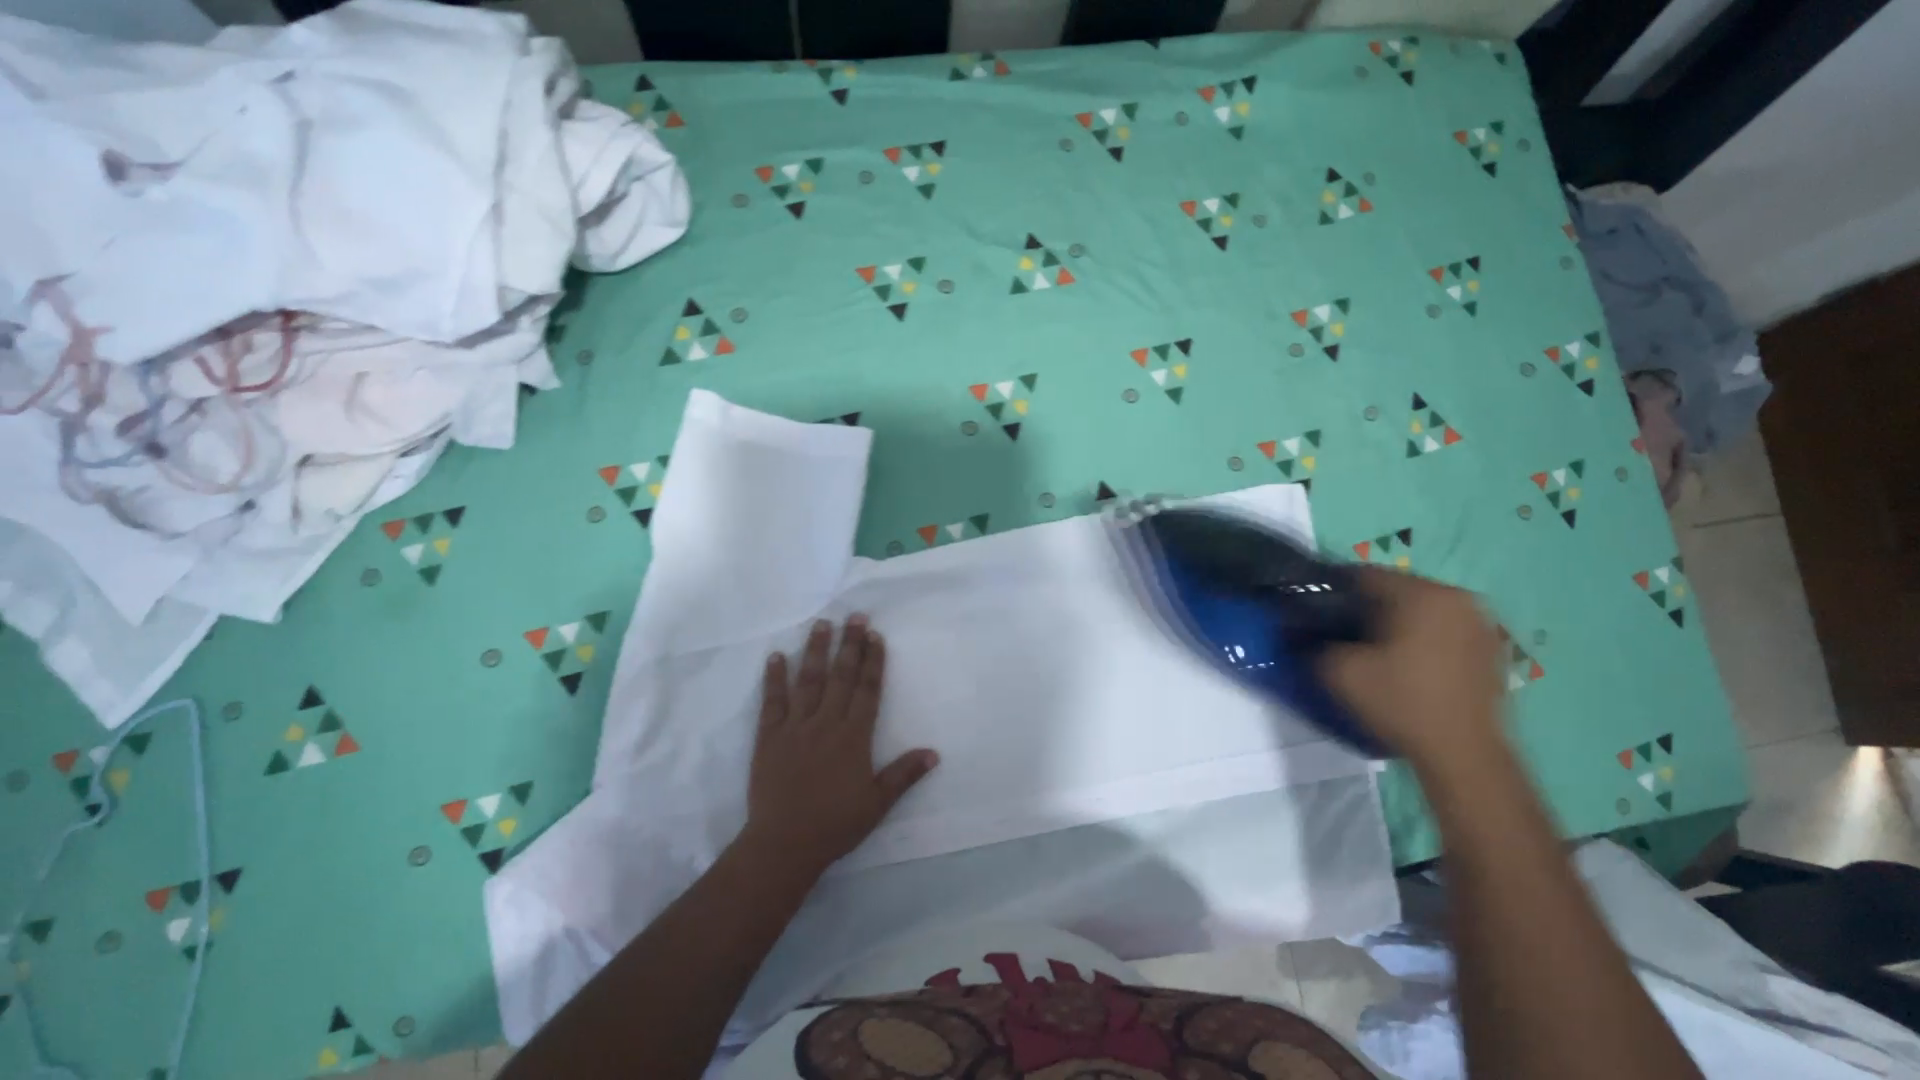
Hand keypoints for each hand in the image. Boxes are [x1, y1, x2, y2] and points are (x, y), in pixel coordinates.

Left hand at [740, 615, 938, 877]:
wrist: (784, 842)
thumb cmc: (836, 824)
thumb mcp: (877, 802)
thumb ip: (903, 774)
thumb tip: (933, 753)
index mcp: (854, 737)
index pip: (867, 690)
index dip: (872, 661)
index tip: (876, 636)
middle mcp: (826, 724)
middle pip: (840, 677)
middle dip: (849, 644)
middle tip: (855, 616)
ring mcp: (795, 728)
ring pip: (808, 681)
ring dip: (815, 651)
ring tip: (821, 624)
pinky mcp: (768, 737)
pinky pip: (772, 701)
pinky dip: (774, 678)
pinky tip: (777, 656)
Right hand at [1317, 568, 1505, 770]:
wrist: (1464, 754)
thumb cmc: (1402, 704)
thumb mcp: (1342, 674)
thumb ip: (1317, 645)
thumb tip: (1307, 635)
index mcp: (1424, 594)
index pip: (1365, 575)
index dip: (1334, 590)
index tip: (1316, 610)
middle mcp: (1458, 598)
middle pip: (1398, 590)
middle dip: (1368, 607)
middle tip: (1343, 632)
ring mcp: (1482, 623)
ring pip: (1425, 611)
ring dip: (1398, 623)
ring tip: (1376, 651)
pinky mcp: (1493, 649)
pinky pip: (1447, 631)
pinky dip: (1425, 639)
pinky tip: (1409, 666)